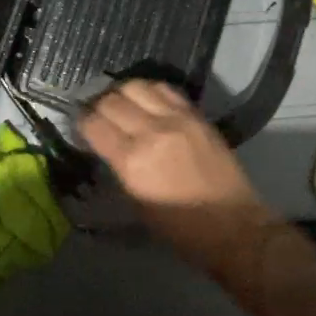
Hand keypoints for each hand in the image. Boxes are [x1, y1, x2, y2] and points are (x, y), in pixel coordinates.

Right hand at [80, 81, 275, 271]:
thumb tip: (102, 143)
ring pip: (136, 86)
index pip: (94, 123)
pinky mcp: (196, 114)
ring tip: (123, 103)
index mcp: (132, 162)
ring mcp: (176, 119)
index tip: (82, 126)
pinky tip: (148, 102)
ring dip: (123, 93)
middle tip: (99, 115)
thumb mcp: (136, 204)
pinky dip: (150, 91)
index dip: (82, 122)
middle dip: (99, 105)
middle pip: (111, 100)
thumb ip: (117, 167)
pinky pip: (165, 89)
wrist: (233, 227)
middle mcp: (151, 132)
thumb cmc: (180, 230)